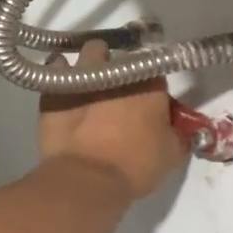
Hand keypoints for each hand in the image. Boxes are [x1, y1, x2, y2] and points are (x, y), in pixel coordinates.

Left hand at [37, 40, 187, 198]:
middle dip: (118, 68)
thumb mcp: (173, 153)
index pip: (153, 69)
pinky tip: (61, 86)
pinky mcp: (55, 88)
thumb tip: (176, 126)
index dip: (150, 83)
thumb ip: (177, 132)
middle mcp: (116, 72)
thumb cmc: (135, 165)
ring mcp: (82, 76)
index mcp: (148, 84)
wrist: (86, 178)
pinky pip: (55, 68)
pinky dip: (59, 73)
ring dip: (90, 64)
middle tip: (117, 90)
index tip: (148, 98)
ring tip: (88, 81)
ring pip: (88, 54)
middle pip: (119, 56)